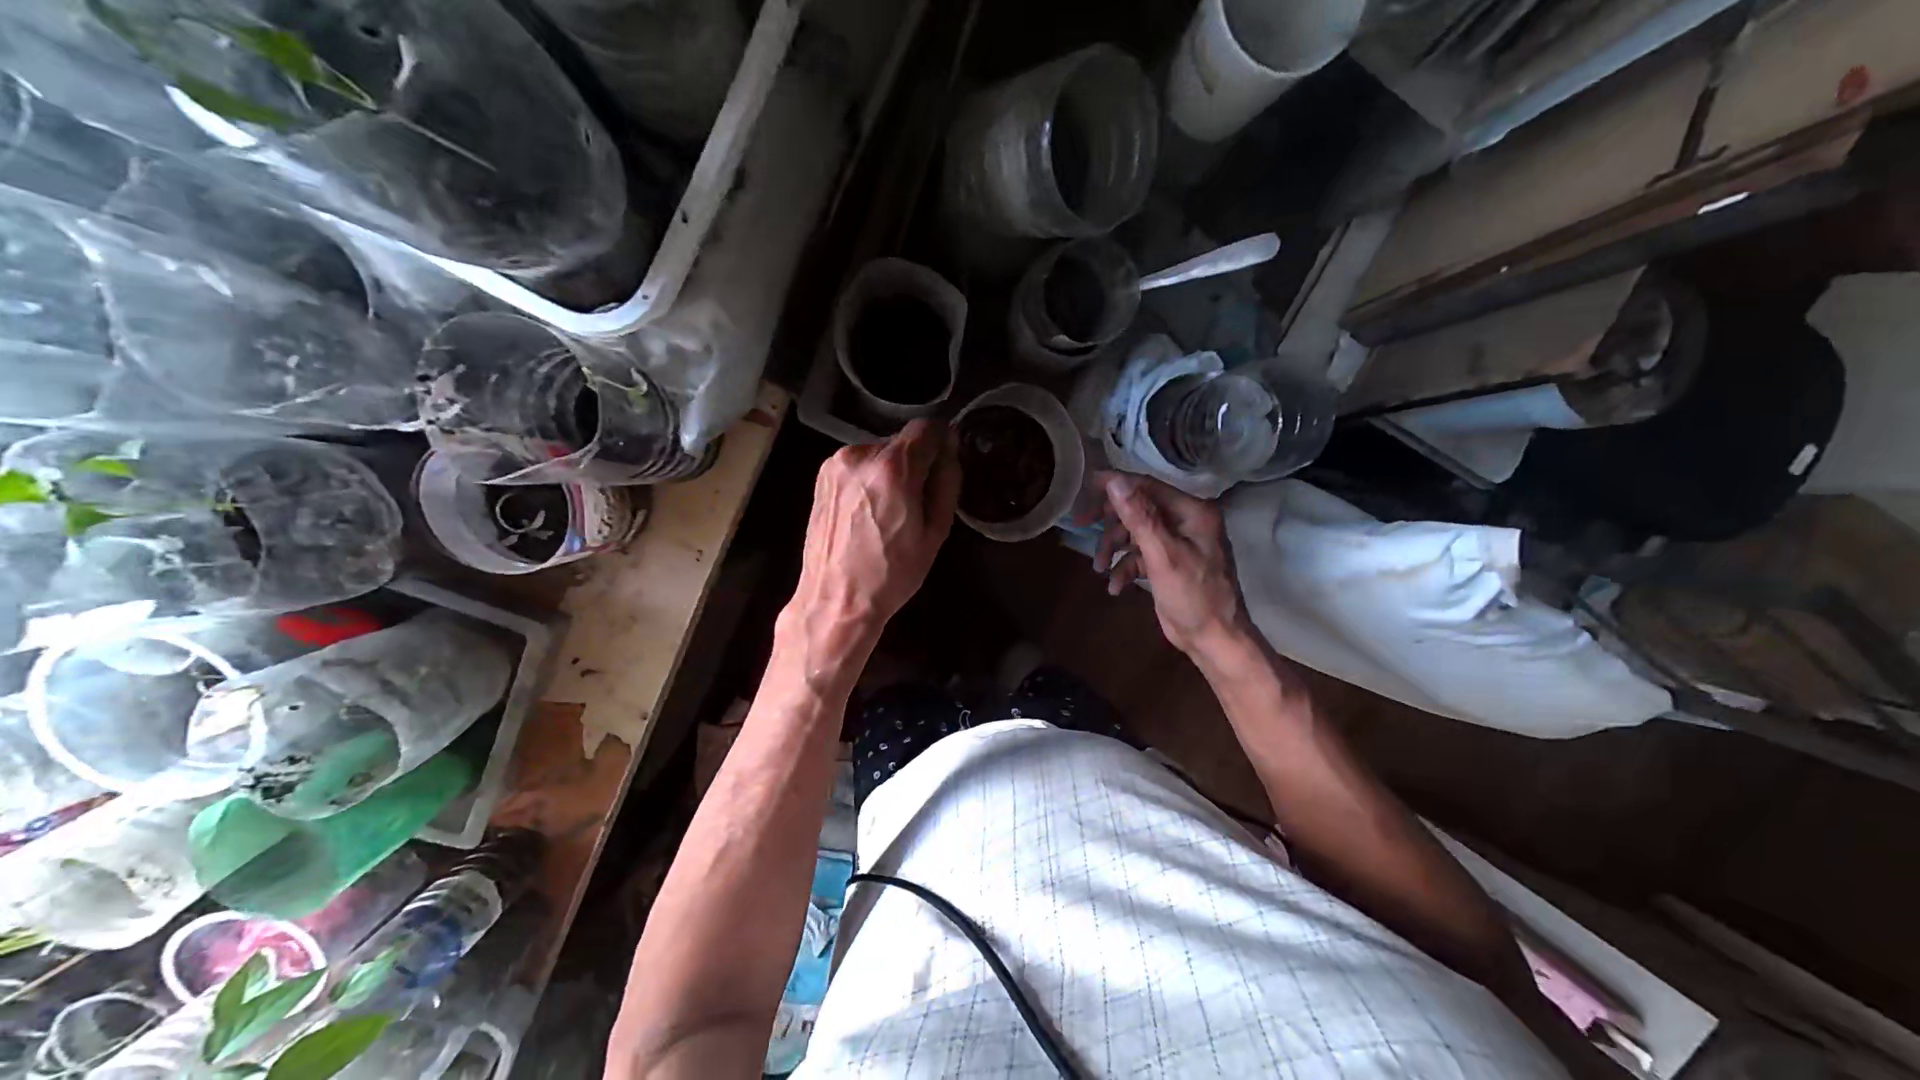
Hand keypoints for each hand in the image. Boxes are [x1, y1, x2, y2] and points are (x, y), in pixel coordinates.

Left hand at [784, 419, 960, 652]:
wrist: (836, 600)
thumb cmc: (891, 573)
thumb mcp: (936, 531)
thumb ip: (948, 480)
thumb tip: (950, 449)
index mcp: (892, 468)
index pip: (927, 427)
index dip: (942, 442)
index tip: (945, 466)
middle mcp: (860, 455)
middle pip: (902, 441)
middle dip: (915, 463)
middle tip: (916, 504)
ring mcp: (836, 464)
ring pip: (880, 453)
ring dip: (891, 472)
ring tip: (889, 513)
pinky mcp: (822, 475)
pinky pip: (860, 464)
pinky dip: (870, 479)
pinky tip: (868, 513)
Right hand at [1083, 471, 1250, 656]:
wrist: (1214, 640)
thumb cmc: (1194, 596)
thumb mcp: (1163, 555)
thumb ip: (1139, 517)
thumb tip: (1116, 482)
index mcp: (1192, 512)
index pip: (1148, 487)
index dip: (1116, 485)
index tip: (1085, 486)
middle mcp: (1185, 521)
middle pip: (1138, 508)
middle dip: (1111, 522)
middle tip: (1082, 526)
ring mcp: (1177, 542)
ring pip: (1134, 533)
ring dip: (1114, 548)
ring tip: (1100, 568)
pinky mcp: (1167, 563)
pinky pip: (1139, 556)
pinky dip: (1125, 568)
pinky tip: (1116, 587)